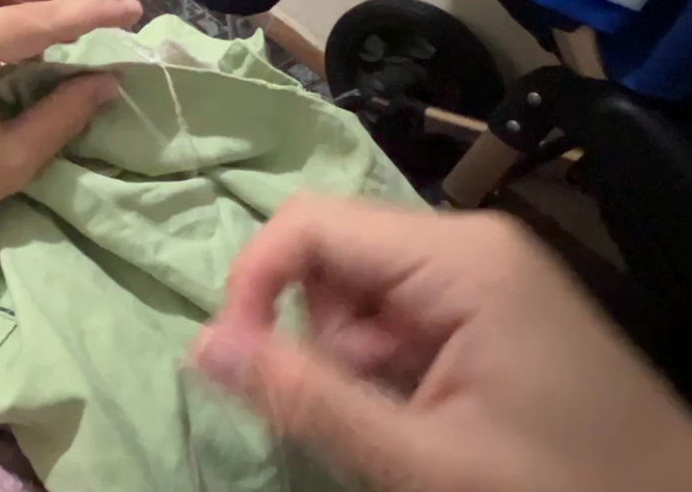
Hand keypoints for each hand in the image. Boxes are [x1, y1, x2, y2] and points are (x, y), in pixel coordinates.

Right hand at [193, 196, 691, 491]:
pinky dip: (383, 359)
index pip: (308, 224)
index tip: (239, 363)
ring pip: (357, 284)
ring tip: (398, 424)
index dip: (254, 282)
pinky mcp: (493, 300)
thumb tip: (198, 346)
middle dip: (316, 330)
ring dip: (348, 352)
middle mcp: (467, 240)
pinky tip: (423, 413)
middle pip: (332, 252)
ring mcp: (484, 268)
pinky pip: (397, 306)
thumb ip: (304, 398)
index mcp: (457, 254)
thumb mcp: (425, 466)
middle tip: (348, 412)